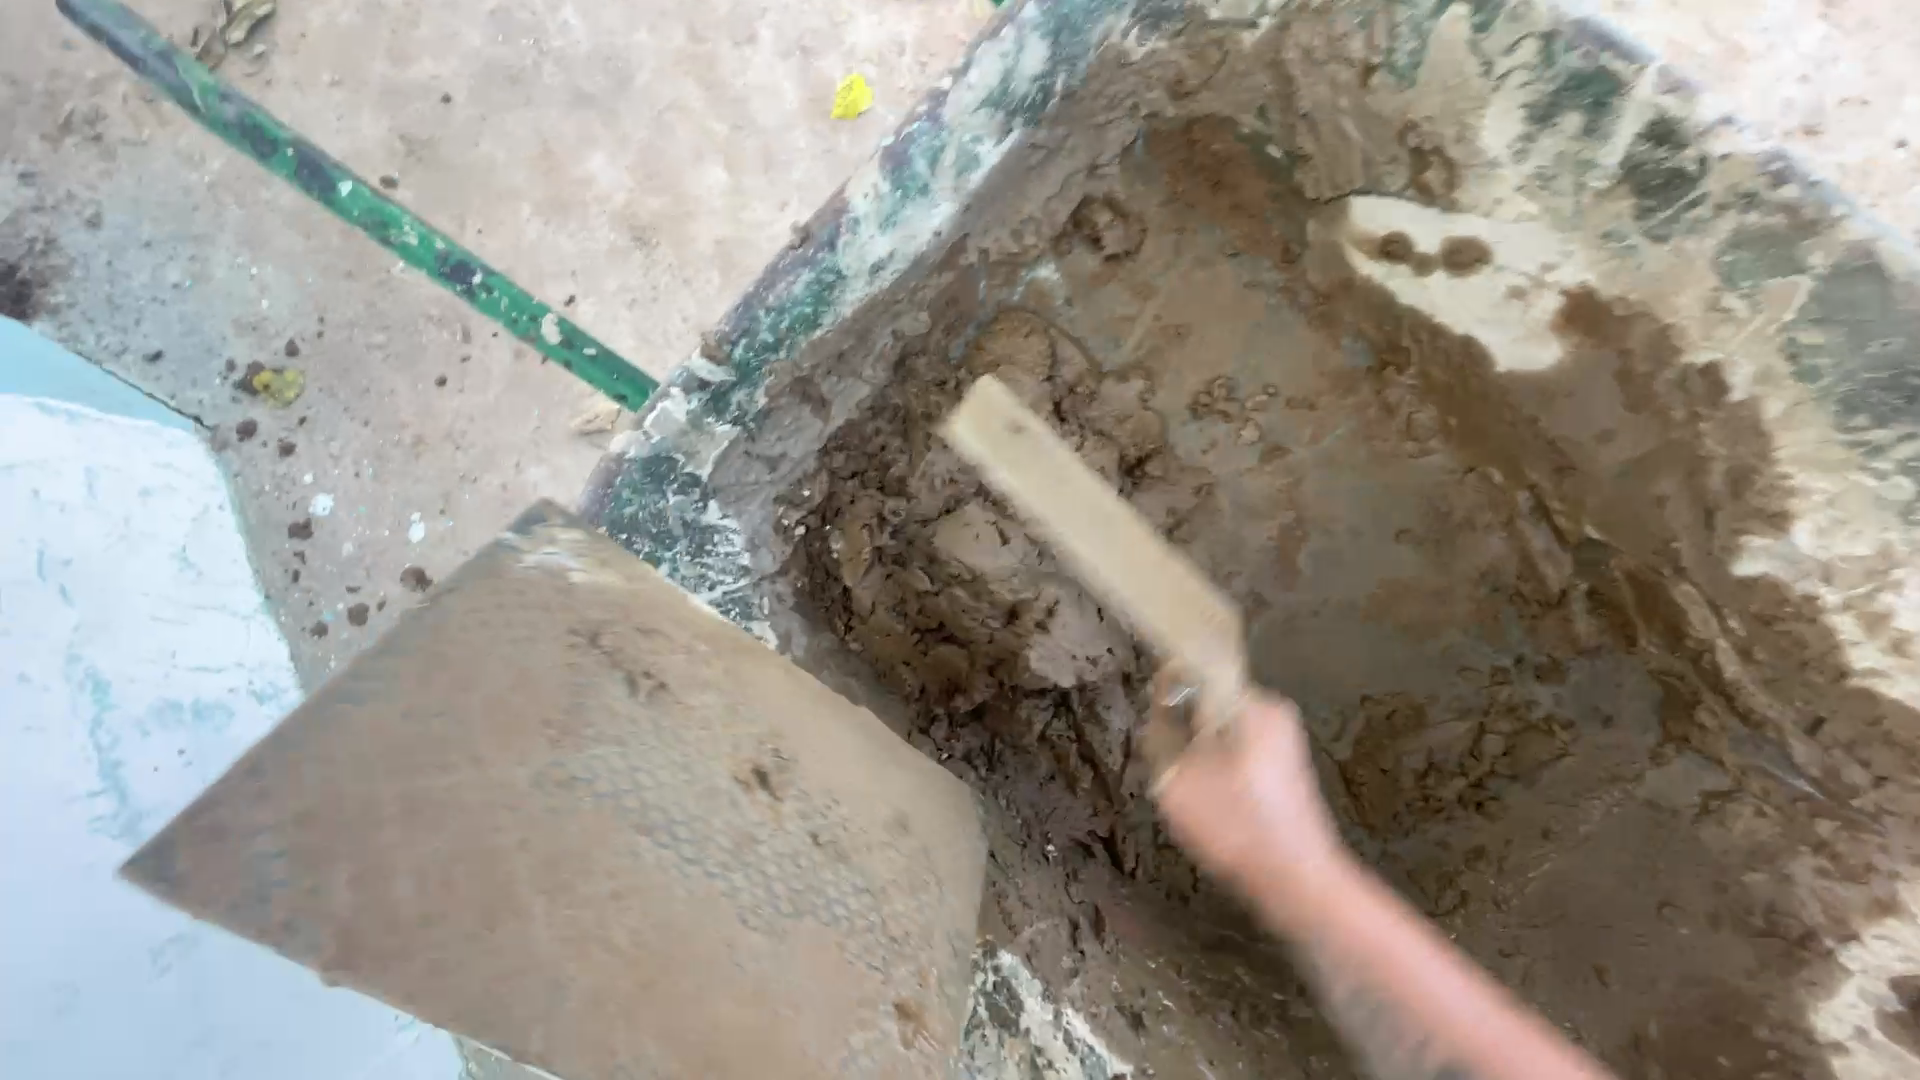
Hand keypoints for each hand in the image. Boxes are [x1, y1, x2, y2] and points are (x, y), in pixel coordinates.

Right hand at [1152, 693, 1350, 919]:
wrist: (1298, 883)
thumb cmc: (1235, 826)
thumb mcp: (1176, 777)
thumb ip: (1161, 729)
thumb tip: (1162, 698)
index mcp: (1250, 702)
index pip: (1195, 670)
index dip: (1165, 692)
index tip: (1152, 721)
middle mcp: (1270, 710)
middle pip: (1205, 700)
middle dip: (1181, 726)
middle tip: (1167, 762)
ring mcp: (1280, 738)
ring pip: (1217, 727)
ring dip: (1196, 749)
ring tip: (1189, 786)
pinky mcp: (1281, 766)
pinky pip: (1234, 748)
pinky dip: (1216, 766)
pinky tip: (1211, 800)